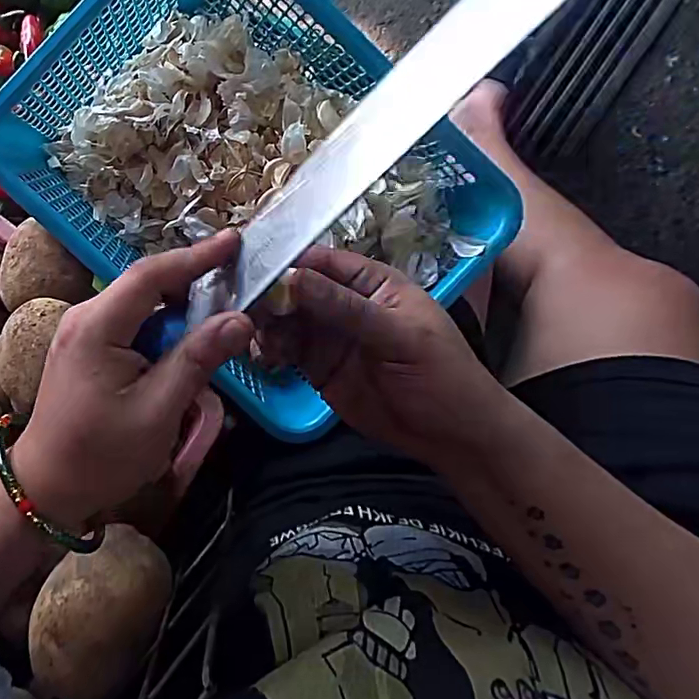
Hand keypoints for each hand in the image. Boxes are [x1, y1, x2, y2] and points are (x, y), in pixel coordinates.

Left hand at [10, 231, 253, 527]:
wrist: (45, 487)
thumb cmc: (100, 456)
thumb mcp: (157, 411)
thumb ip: (197, 360)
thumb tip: (240, 320)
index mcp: (96, 326)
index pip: (150, 275)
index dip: (195, 256)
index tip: (233, 241)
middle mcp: (84, 317)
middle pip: (145, 284)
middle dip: (191, 281)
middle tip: (236, 283)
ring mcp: (81, 330)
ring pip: (140, 303)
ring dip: (178, 307)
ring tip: (219, 317)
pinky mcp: (85, 346)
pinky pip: (130, 322)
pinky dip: (161, 326)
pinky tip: (184, 343)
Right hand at [255, 247, 499, 459]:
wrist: (454, 438)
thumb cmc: (441, 375)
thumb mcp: (399, 335)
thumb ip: (345, 307)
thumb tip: (293, 278)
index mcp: (369, 281)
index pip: (320, 260)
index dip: (287, 261)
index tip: (254, 268)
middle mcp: (342, 301)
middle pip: (294, 288)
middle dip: (269, 294)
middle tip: (244, 306)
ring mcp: (327, 334)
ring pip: (284, 318)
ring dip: (265, 322)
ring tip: (253, 334)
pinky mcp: (316, 365)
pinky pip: (284, 348)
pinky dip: (269, 349)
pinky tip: (263, 355)